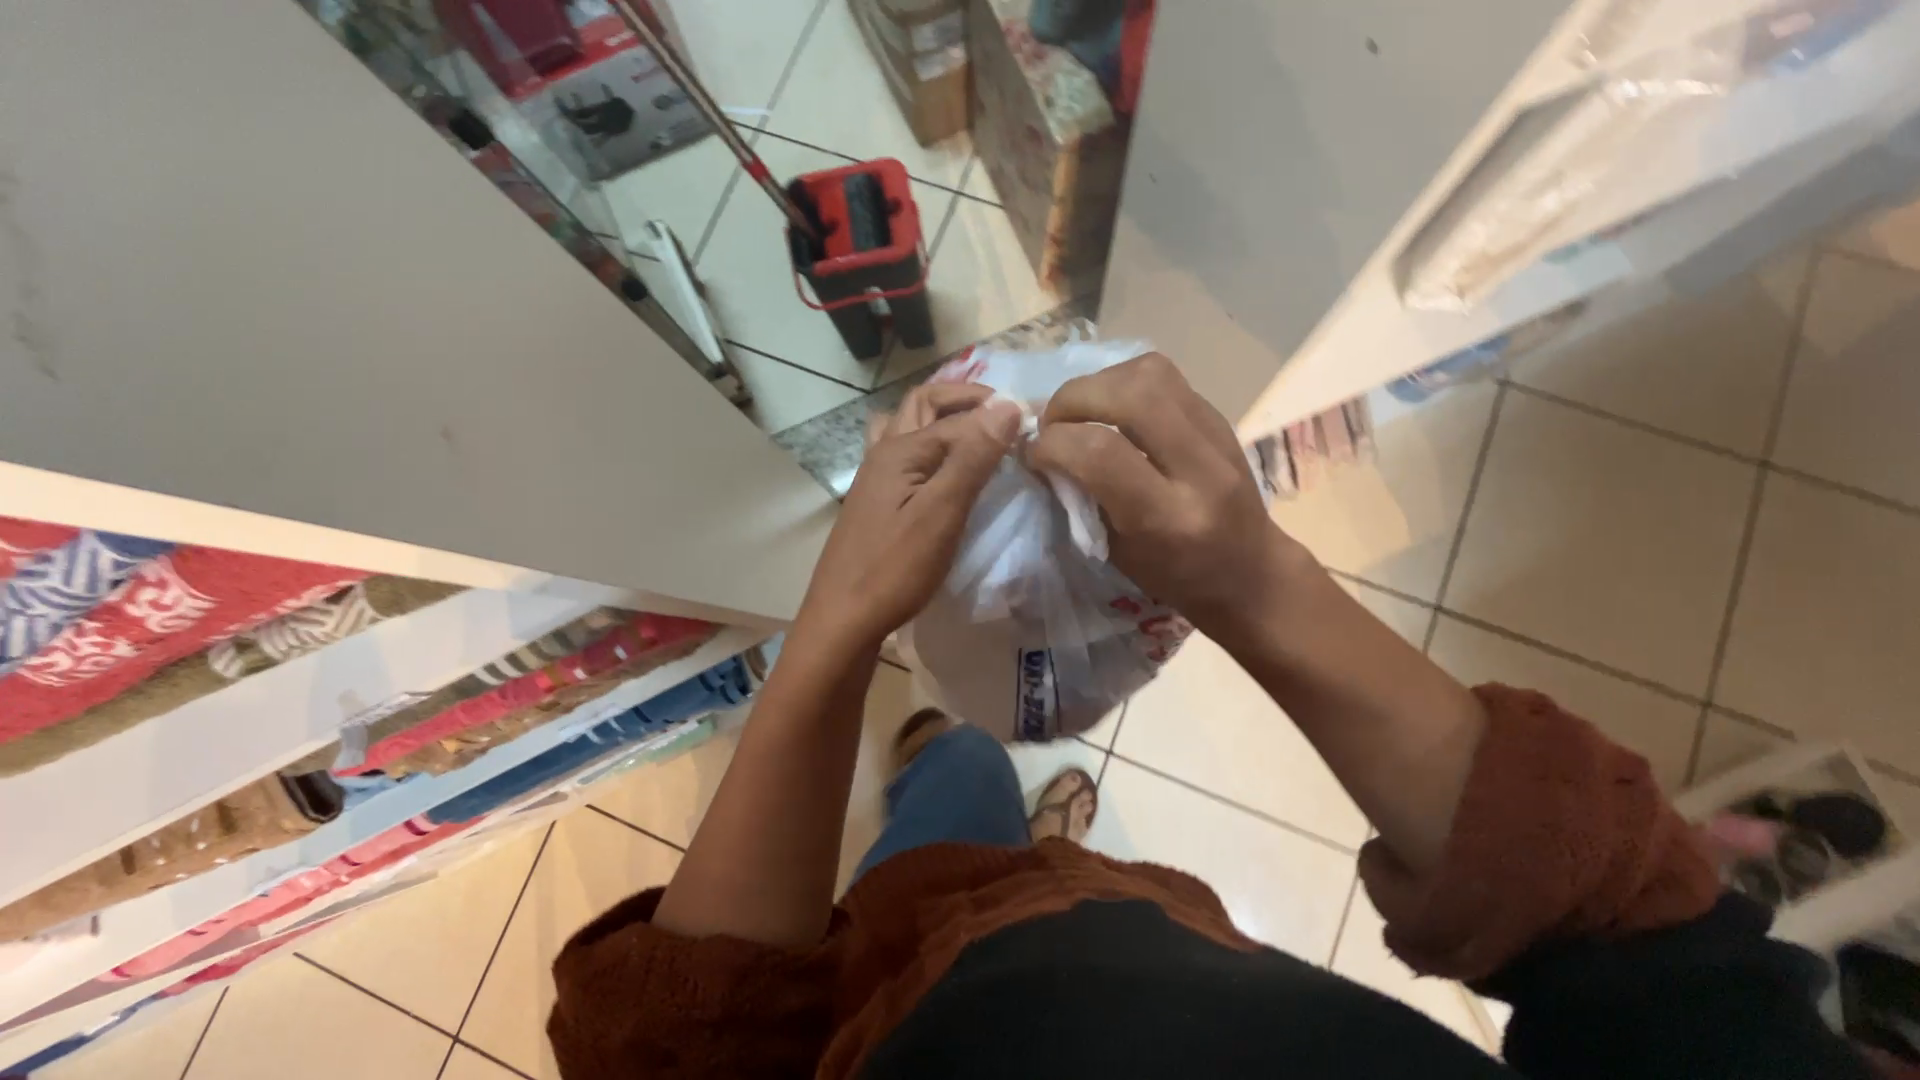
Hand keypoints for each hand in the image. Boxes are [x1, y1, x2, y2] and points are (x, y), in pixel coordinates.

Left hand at [797, 383, 1021, 649]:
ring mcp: (876, 478)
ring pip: (907, 427)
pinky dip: (928, 446)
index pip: (959, 417)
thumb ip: (972, 457)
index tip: (1037, 421)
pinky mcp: (876, 502)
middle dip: (963, 398)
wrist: (844, 618)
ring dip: (940, 417)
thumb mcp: (942, 512)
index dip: (997, 414)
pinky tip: (943, 471)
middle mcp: (884, 453)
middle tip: (1003, 412)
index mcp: (900, 450)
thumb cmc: (895, 568)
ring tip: (975, 431)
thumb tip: (1007, 404)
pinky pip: (903, 455)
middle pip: (922, 404)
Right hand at [1030, 353, 1304, 633]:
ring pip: (1150, 372)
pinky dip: (1123, 383)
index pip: (1100, 453)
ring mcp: (1217, 436)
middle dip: (1073, 398)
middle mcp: (1200, 470)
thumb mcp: (1117, 552)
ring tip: (1080, 410)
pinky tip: (1110, 408)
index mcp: (1169, 518)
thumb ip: (1082, 496)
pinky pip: (1165, 377)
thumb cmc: (1174, 576)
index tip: (1034, 455)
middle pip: (1130, 395)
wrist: (1250, 574)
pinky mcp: (1221, 417)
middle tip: (1052, 423)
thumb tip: (1042, 449)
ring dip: (1099, 383)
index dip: (1053, 444)